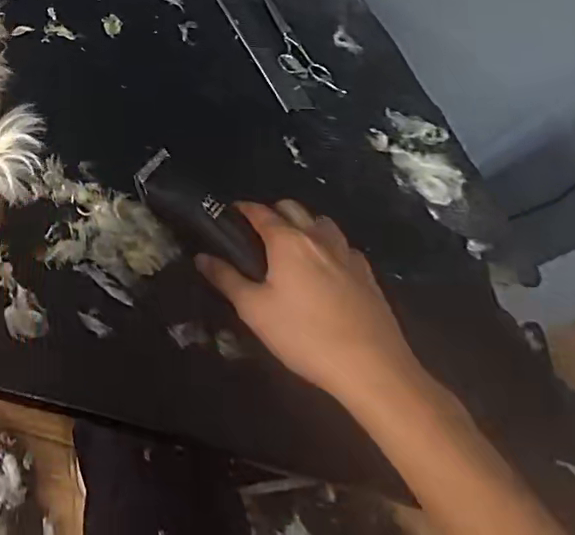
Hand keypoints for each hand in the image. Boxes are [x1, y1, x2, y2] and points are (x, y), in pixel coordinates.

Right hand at [197, 200, 423, 405]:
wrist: (372, 368)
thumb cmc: (305, 336)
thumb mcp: (255, 311)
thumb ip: (227, 279)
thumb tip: (202, 257)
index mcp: (287, 240)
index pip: (260, 211)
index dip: (243, 209)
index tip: (230, 214)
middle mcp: (317, 237)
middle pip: (292, 207)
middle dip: (273, 211)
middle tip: (258, 233)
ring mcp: (347, 254)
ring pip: (322, 222)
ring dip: (305, 225)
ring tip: (294, 247)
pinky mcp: (368, 274)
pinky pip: (344, 246)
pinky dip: (329, 247)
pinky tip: (326, 270)